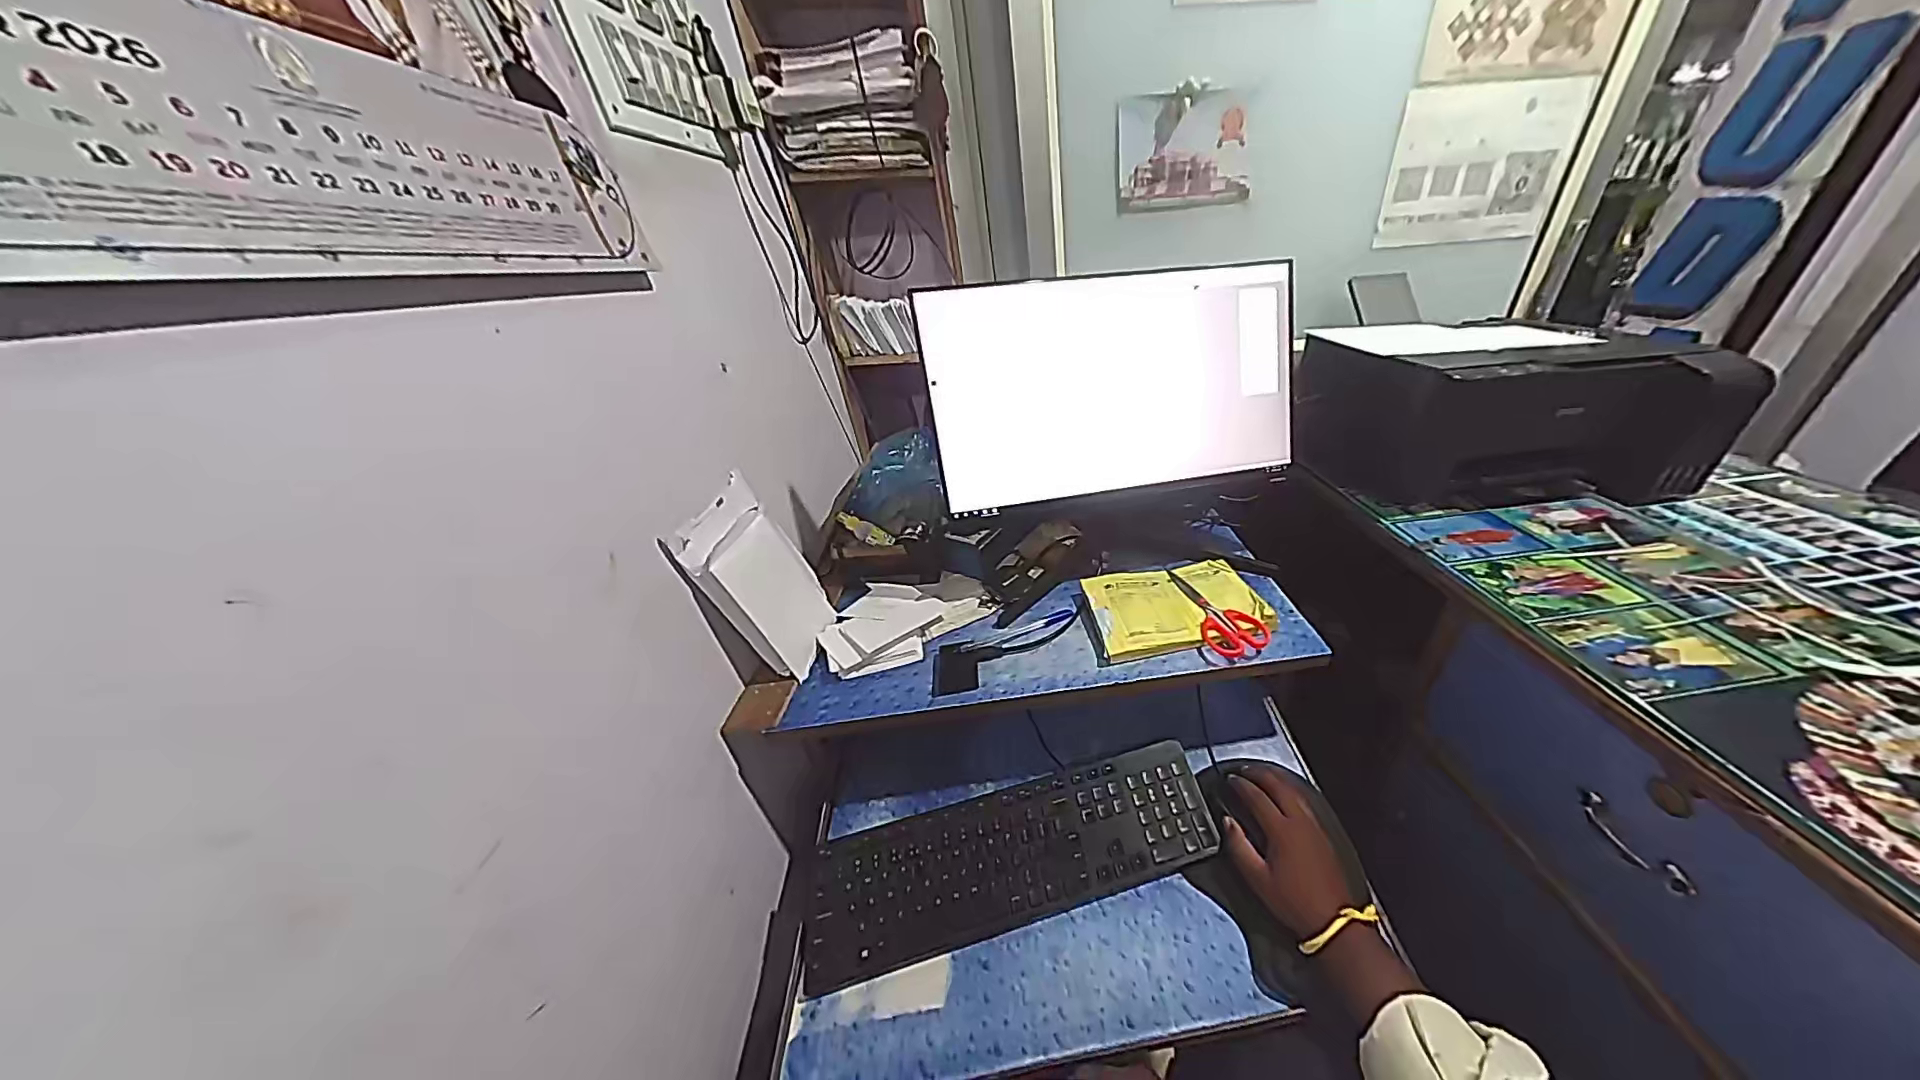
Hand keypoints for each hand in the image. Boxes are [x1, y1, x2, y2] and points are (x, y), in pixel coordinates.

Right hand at [1220, 764, 1360, 938]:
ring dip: (1275, 778)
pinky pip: (1304, 800)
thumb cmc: (1294, 902)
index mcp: (1281, 831)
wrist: (1335, 922)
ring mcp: (1316, 826)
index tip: (1230, 780)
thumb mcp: (1257, 878)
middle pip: (1278, 785)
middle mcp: (1300, 822)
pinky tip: (1285, 793)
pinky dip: (1289, 789)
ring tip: (1262, 775)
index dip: (1240, 785)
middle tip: (1243, 770)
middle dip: (1258, 774)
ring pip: (1294, 790)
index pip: (1257, 797)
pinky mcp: (1325, 833)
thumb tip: (1227, 822)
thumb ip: (1238, 846)